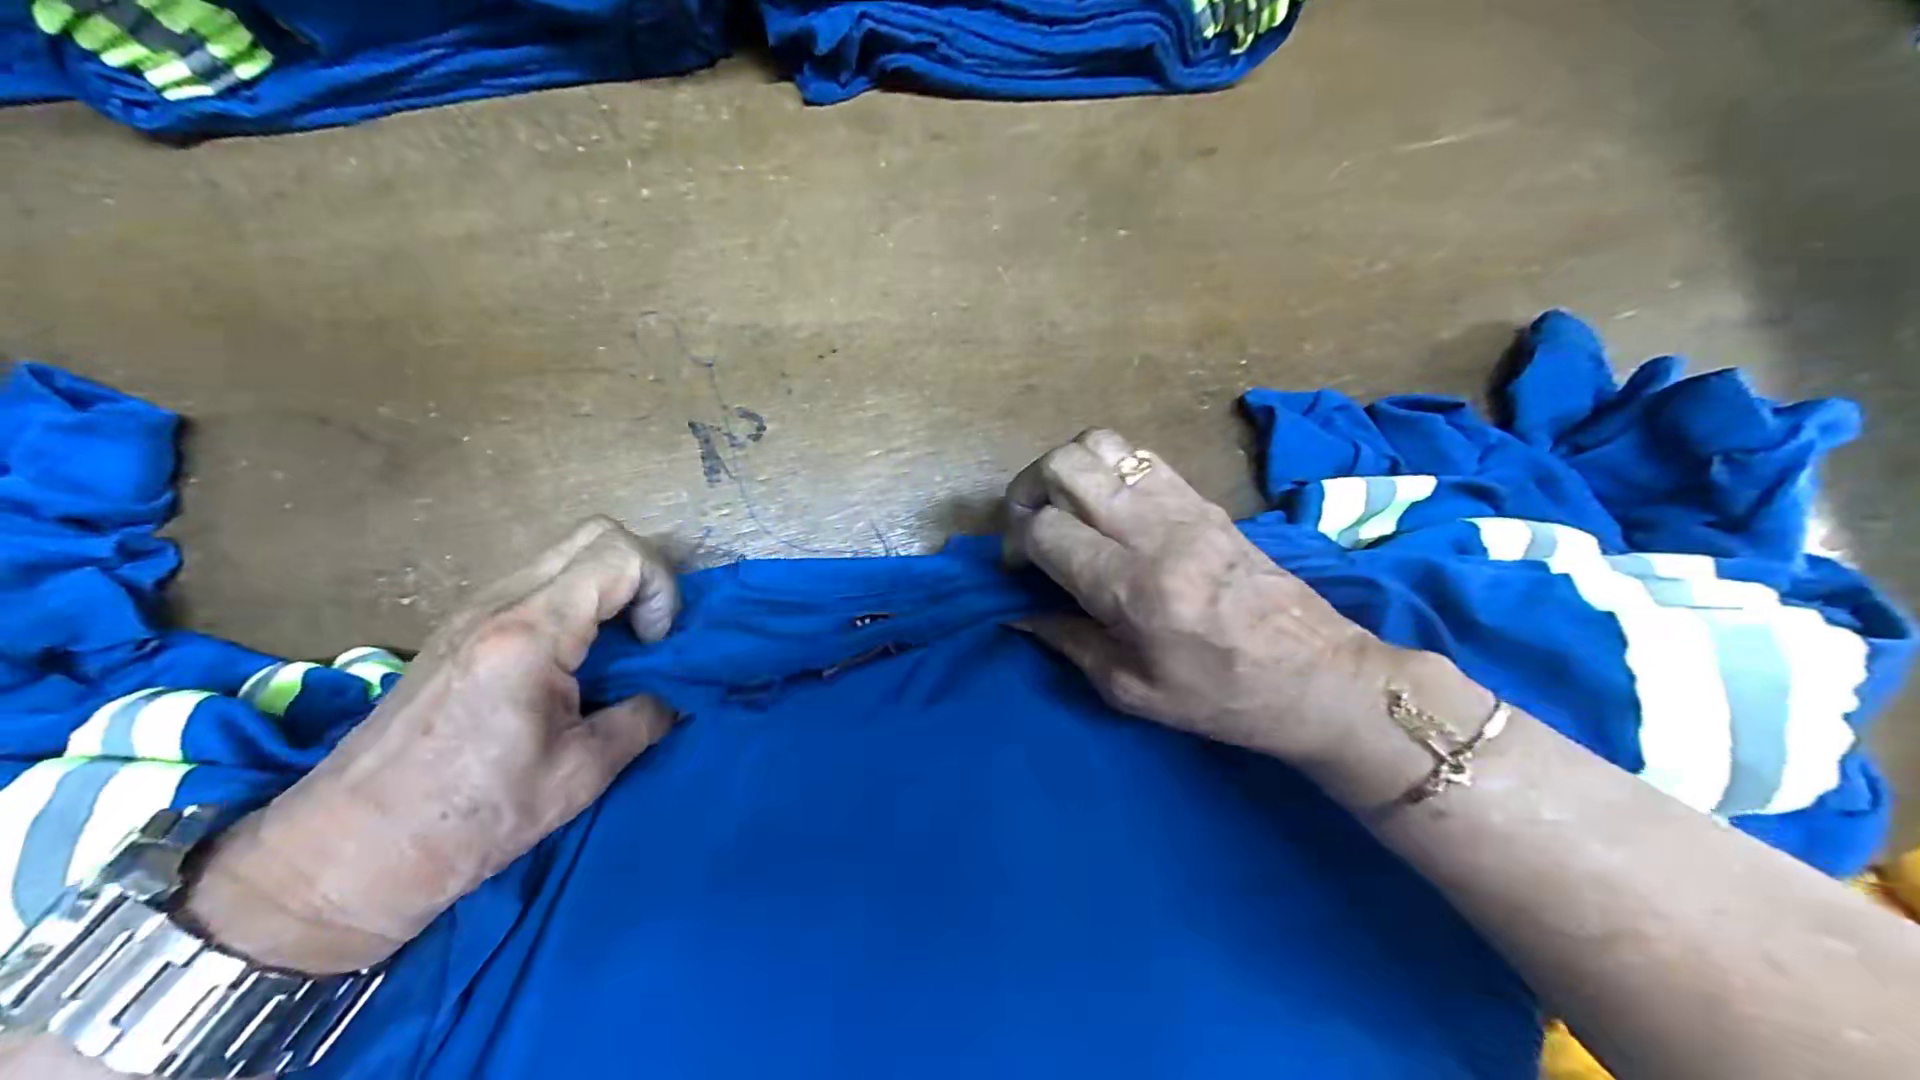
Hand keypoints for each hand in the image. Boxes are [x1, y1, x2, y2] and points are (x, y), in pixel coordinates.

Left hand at [184, 516, 681, 973]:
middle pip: (595, 535)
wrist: (345, 856)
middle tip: (645, 636)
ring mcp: (473, 611)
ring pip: (566, 555)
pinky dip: (577, 604)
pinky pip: (539, 584)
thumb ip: (643, 718)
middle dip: (641, 576)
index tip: (656, 647)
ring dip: (608, 590)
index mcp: (529, 634)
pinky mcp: (461, 630)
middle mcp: (498, 604)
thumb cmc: (469, 819)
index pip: (621, 555)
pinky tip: (574, 663)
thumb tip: (676, 697)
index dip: (660, 591)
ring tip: (614, 653)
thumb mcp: (580, 774)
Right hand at [1004, 429, 1401, 766]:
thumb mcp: (1132, 690)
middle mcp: (1154, 532)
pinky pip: (1141, 455)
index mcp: (1132, 587)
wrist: (1320, 676)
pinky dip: (1108, 467)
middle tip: (1031, 525)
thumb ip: (1068, 642)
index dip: (1016, 542)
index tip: (1020, 568)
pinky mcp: (1205, 499)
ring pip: (1102, 444)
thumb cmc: (1222, 697)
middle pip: (1066, 465)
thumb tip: (1017, 614)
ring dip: (1067, 469)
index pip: (1046, 528)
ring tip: (1065, 507)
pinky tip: (1108, 506)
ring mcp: (1183, 507)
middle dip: (1029, 489)